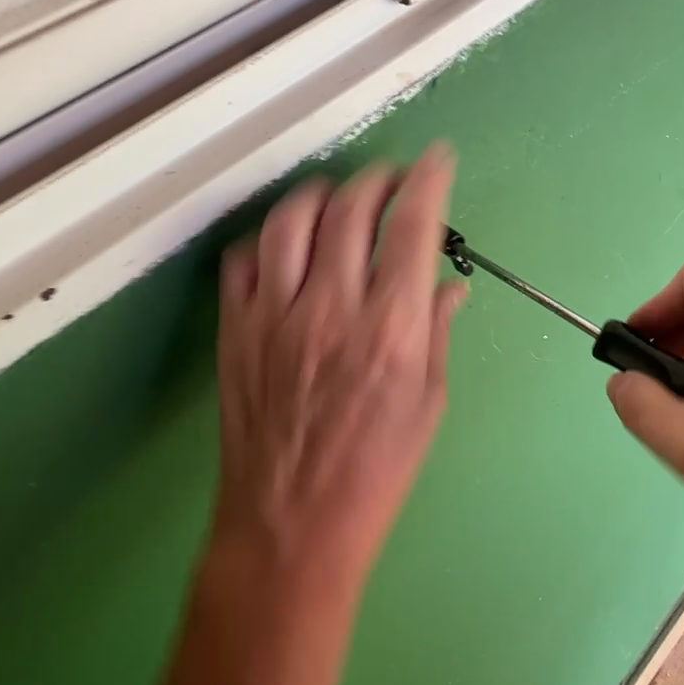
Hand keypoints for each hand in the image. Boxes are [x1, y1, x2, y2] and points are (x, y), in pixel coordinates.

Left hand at [210, 145, 466, 584]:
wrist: (292, 524)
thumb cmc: (379, 469)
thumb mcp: (429, 401)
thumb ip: (435, 330)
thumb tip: (448, 285)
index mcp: (390, 327)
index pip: (412, 226)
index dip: (429, 181)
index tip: (438, 160)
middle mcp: (331, 307)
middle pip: (352, 208)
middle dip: (380, 178)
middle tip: (395, 178)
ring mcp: (274, 316)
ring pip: (292, 219)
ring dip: (323, 193)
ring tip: (340, 195)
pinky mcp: (235, 330)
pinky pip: (243, 260)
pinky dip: (268, 237)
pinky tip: (287, 243)